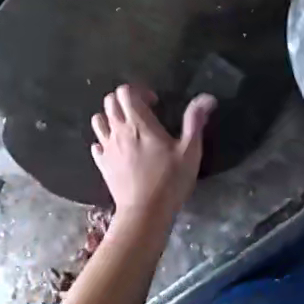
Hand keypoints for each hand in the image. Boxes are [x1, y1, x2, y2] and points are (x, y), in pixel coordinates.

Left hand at [90, 84, 216, 222]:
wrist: (144, 213)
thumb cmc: (170, 181)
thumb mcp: (189, 151)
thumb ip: (195, 122)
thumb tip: (206, 98)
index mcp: (139, 123)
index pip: (126, 92)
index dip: (139, 91)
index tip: (154, 103)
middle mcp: (118, 130)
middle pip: (110, 101)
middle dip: (124, 100)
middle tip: (142, 112)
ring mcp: (106, 147)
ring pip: (98, 119)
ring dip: (111, 117)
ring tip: (127, 128)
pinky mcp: (101, 163)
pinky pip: (96, 144)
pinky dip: (103, 140)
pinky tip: (117, 149)